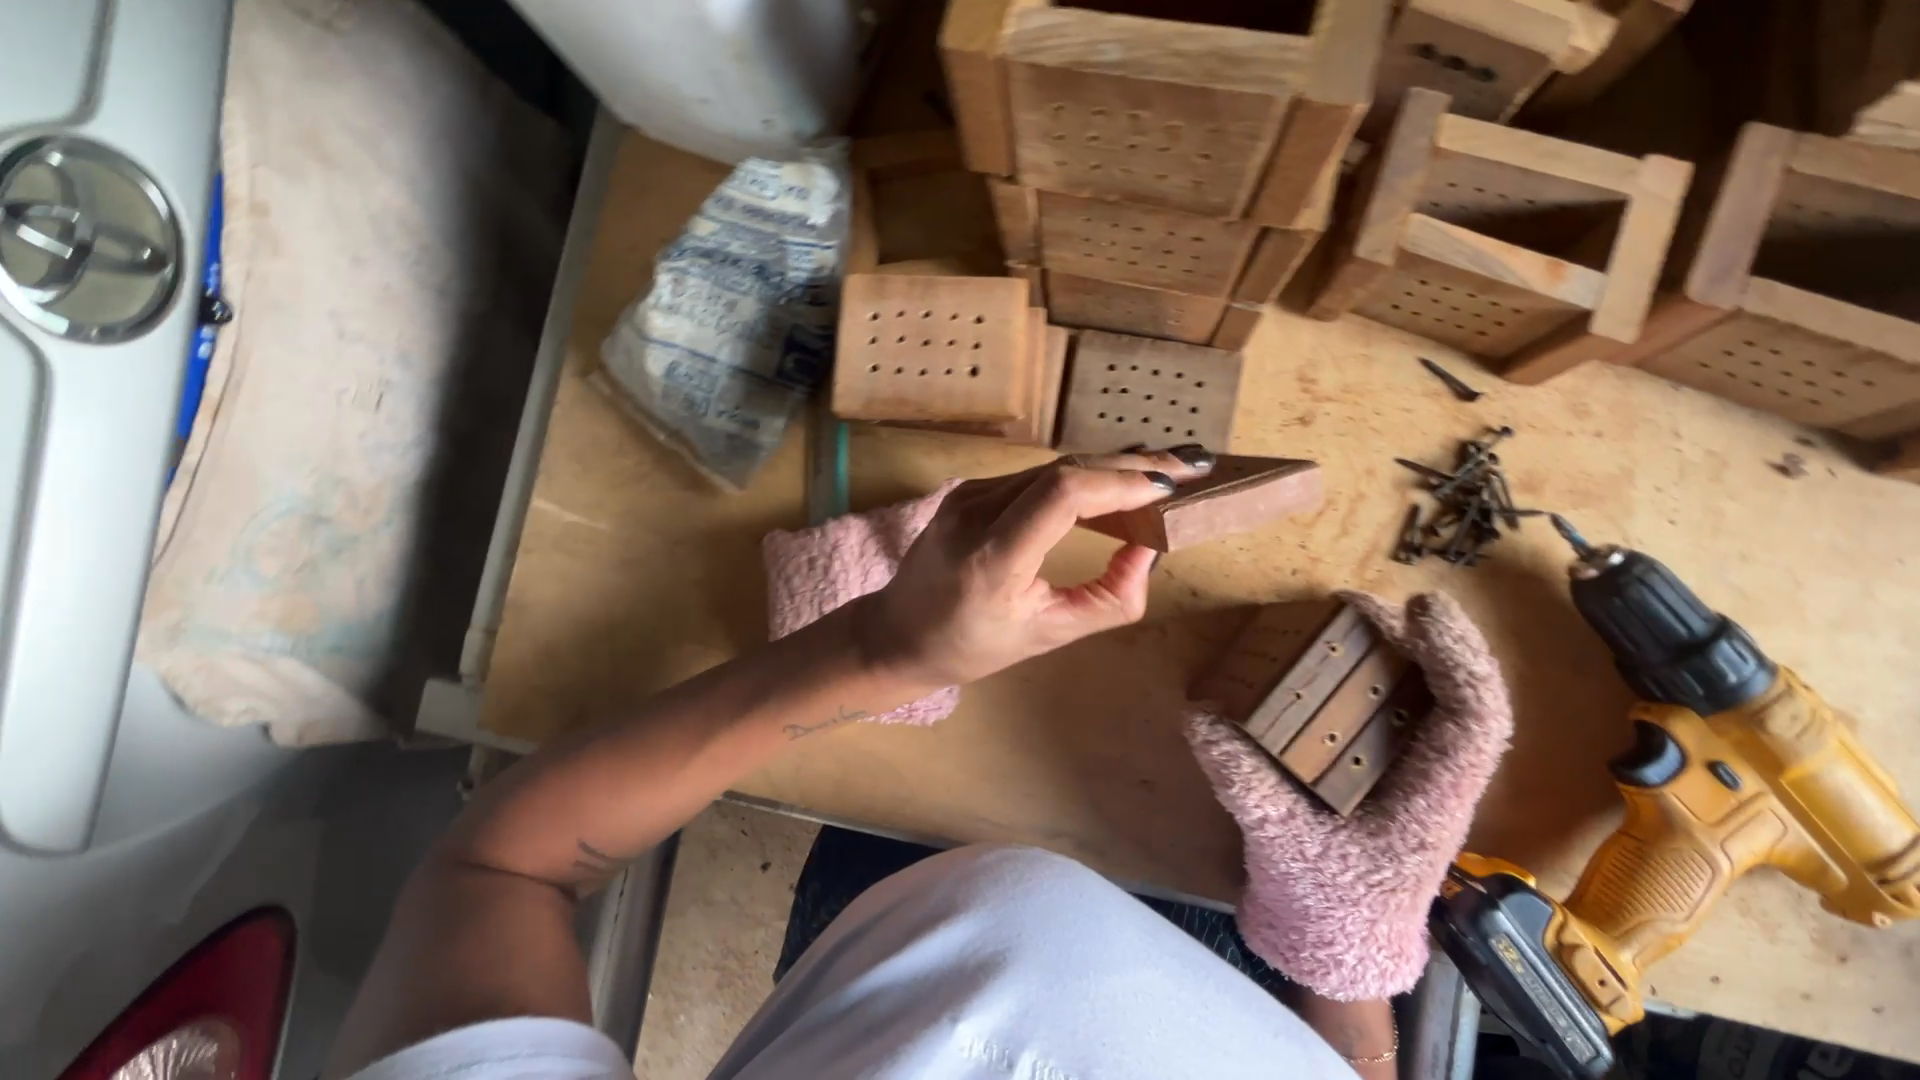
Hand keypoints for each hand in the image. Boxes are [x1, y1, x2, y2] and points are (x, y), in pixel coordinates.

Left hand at [854, 447, 1215, 688]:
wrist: (899, 633)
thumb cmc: (973, 646)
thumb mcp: (1048, 633)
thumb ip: (1110, 597)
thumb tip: (1151, 548)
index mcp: (992, 558)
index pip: (1061, 495)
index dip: (1119, 482)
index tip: (1168, 490)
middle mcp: (974, 514)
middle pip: (1063, 470)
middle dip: (1131, 466)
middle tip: (1189, 466)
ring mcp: (967, 495)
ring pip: (1053, 467)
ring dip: (1111, 467)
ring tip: (1165, 472)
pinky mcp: (969, 490)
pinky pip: (1035, 476)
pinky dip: (1082, 477)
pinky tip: (1116, 481)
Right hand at [1184, 591, 1513, 1000]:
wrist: (1333, 948)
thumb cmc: (1328, 911)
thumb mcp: (1283, 848)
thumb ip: (1247, 787)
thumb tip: (1202, 717)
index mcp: (1433, 797)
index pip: (1475, 716)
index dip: (1457, 656)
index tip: (1421, 609)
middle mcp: (1431, 775)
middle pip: (1451, 691)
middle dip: (1415, 638)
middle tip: (1356, 603)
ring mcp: (1407, 772)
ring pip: (1422, 695)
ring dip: (1391, 650)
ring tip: (1344, 617)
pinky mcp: (1376, 772)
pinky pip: (1383, 709)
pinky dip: (1361, 674)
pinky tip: (1321, 661)